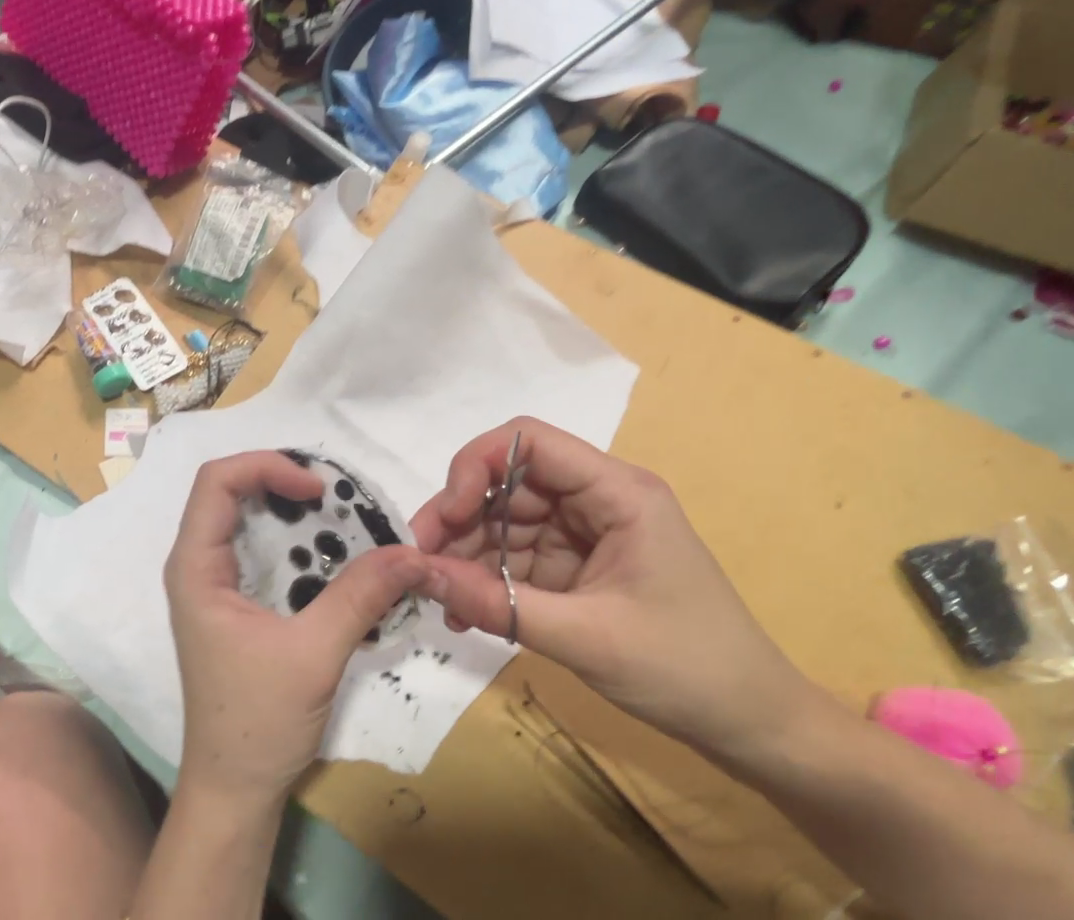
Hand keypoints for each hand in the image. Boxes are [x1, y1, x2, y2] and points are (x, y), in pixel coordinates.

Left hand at [165, 452, 429, 806]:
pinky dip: (293, 547)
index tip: (319, 489)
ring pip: (245, 524)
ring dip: (292, 516)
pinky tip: (333, 561)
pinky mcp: (230, 607)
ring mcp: (211, 587)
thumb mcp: (315, 654)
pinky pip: (258, 556)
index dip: (267, 466)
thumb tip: (412, 552)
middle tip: (339, 499)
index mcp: (195, 567)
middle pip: (229, 494)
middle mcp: (195, 566)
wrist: (233, 787)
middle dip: (282, 485)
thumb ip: (359, 597)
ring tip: (344, 523)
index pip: (216, 481)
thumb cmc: (259, 721)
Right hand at [409, 418, 813, 760]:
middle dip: (457, 518)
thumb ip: (495, 602)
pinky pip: (511, 557)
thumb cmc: (686, 668)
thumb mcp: (585, 637)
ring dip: (464, 555)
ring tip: (440, 601)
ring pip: (500, 521)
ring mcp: (583, 534)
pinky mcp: (574, 567)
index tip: (444, 519)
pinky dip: (482, 579)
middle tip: (421, 566)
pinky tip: (463, 613)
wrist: (752, 725)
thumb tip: (416, 573)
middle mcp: (596, 501)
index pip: (527, 442)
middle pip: (504, 483)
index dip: (474, 467)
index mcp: (617, 493)